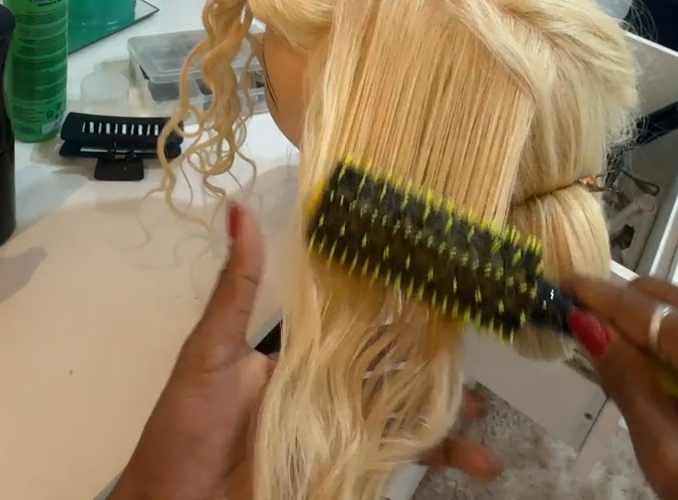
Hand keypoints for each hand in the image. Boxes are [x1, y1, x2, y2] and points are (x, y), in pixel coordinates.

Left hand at [111, 204, 504, 499]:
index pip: (357, 314)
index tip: (435, 276)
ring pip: (404, 409)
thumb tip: (237, 207)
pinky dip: (439, 460)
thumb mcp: (212, 349)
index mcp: (300, 347)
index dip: (394, 296)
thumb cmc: (189, 421)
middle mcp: (327, 383)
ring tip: (488, 411)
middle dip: (434, 354)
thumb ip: (237, 287)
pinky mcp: (348, 470)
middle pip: (391, 362)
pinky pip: (398, 459)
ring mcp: (341, 429)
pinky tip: (481, 464)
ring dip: (448, 410)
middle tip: (476, 339)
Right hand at [568, 275, 677, 499]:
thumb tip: (584, 322)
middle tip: (588, 336)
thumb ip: (629, 386)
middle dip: (623, 309)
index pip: (642, 308)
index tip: (557, 286)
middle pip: (667, 295)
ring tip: (639, 371)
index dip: (594, 295)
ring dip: (658, 326)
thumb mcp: (675, 466)